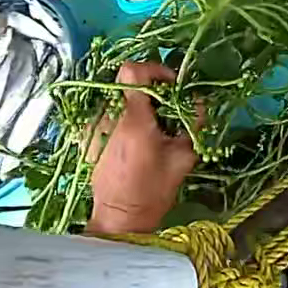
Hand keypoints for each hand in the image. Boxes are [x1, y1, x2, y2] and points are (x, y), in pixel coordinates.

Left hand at [85, 62, 196, 235]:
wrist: (120, 218)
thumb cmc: (153, 192)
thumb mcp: (183, 158)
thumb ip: (194, 124)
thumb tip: (200, 101)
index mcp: (133, 120)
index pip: (134, 71)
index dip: (154, 69)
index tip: (169, 84)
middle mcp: (109, 116)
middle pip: (126, 81)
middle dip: (149, 86)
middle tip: (164, 104)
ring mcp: (94, 125)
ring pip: (118, 95)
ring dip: (136, 102)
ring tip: (150, 124)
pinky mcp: (87, 135)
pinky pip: (108, 112)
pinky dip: (123, 115)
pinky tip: (133, 137)